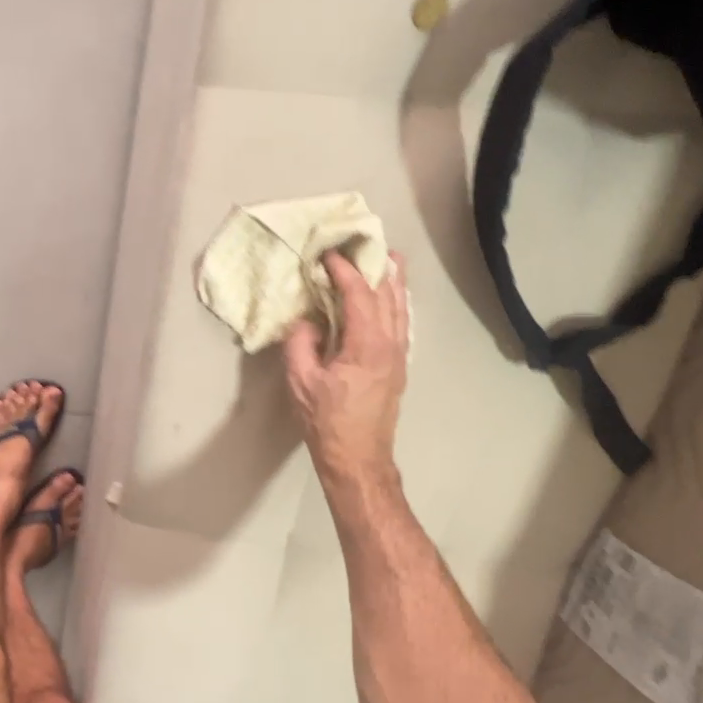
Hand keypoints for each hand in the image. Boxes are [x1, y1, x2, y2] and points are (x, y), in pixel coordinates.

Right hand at [283, 251, 409, 485]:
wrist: (357, 458)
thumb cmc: (326, 422)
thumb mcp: (301, 383)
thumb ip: (301, 344)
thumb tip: (307, 321)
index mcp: (367, 345)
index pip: (359, 295)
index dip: (344, 271)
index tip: (328, 255)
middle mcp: (391, 344)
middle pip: (389, 294)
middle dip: (376, 267)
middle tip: (364, 243)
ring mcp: (399, 355)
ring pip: (400, 308)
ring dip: (392, 282)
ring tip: (388, 259)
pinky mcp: (397, 366)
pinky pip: (401, 322)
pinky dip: (395, 303)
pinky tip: (389, 299)